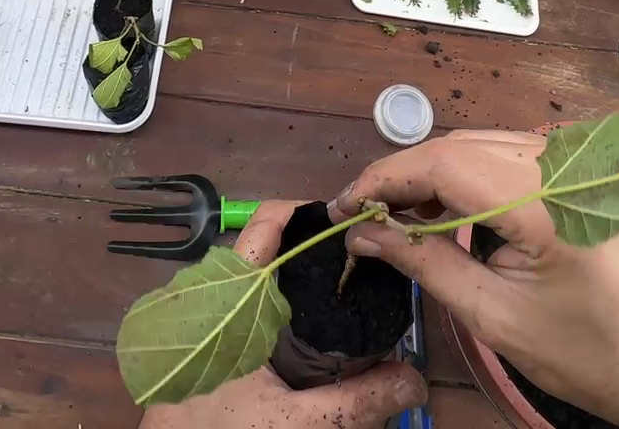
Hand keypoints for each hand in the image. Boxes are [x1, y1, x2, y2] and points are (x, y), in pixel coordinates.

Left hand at [139, 200, 426, 428]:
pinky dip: (277, 305)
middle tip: (359, 263)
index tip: (348, 223)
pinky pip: (243, 304)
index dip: (306, 212)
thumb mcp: (293, 425)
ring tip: (342, 290)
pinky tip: (308, 330)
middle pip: (266, 248)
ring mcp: (201, 316)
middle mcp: (211, 293)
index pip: (264, 222)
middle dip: (312, 249)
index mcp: (229, 294)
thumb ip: (355, 401)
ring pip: (255, 277)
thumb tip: (417, 380)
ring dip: (294, 278)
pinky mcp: (201, 341)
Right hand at [330, 131, 618, 426]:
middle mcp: (558, 162)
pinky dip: (461, 176)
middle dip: (402, 178)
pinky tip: (440, 208)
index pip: (444, 164)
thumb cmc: (586, 353)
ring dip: (429, 175)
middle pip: (456, 148)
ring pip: (474, 146)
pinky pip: (499, 155)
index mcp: (546, 200)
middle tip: (361, 217)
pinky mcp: (570, 167)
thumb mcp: (495, 316)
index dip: (385, 180)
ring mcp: (569, 159)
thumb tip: (361, 232)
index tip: (342, 206)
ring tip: (393, 216)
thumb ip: (424, 262)